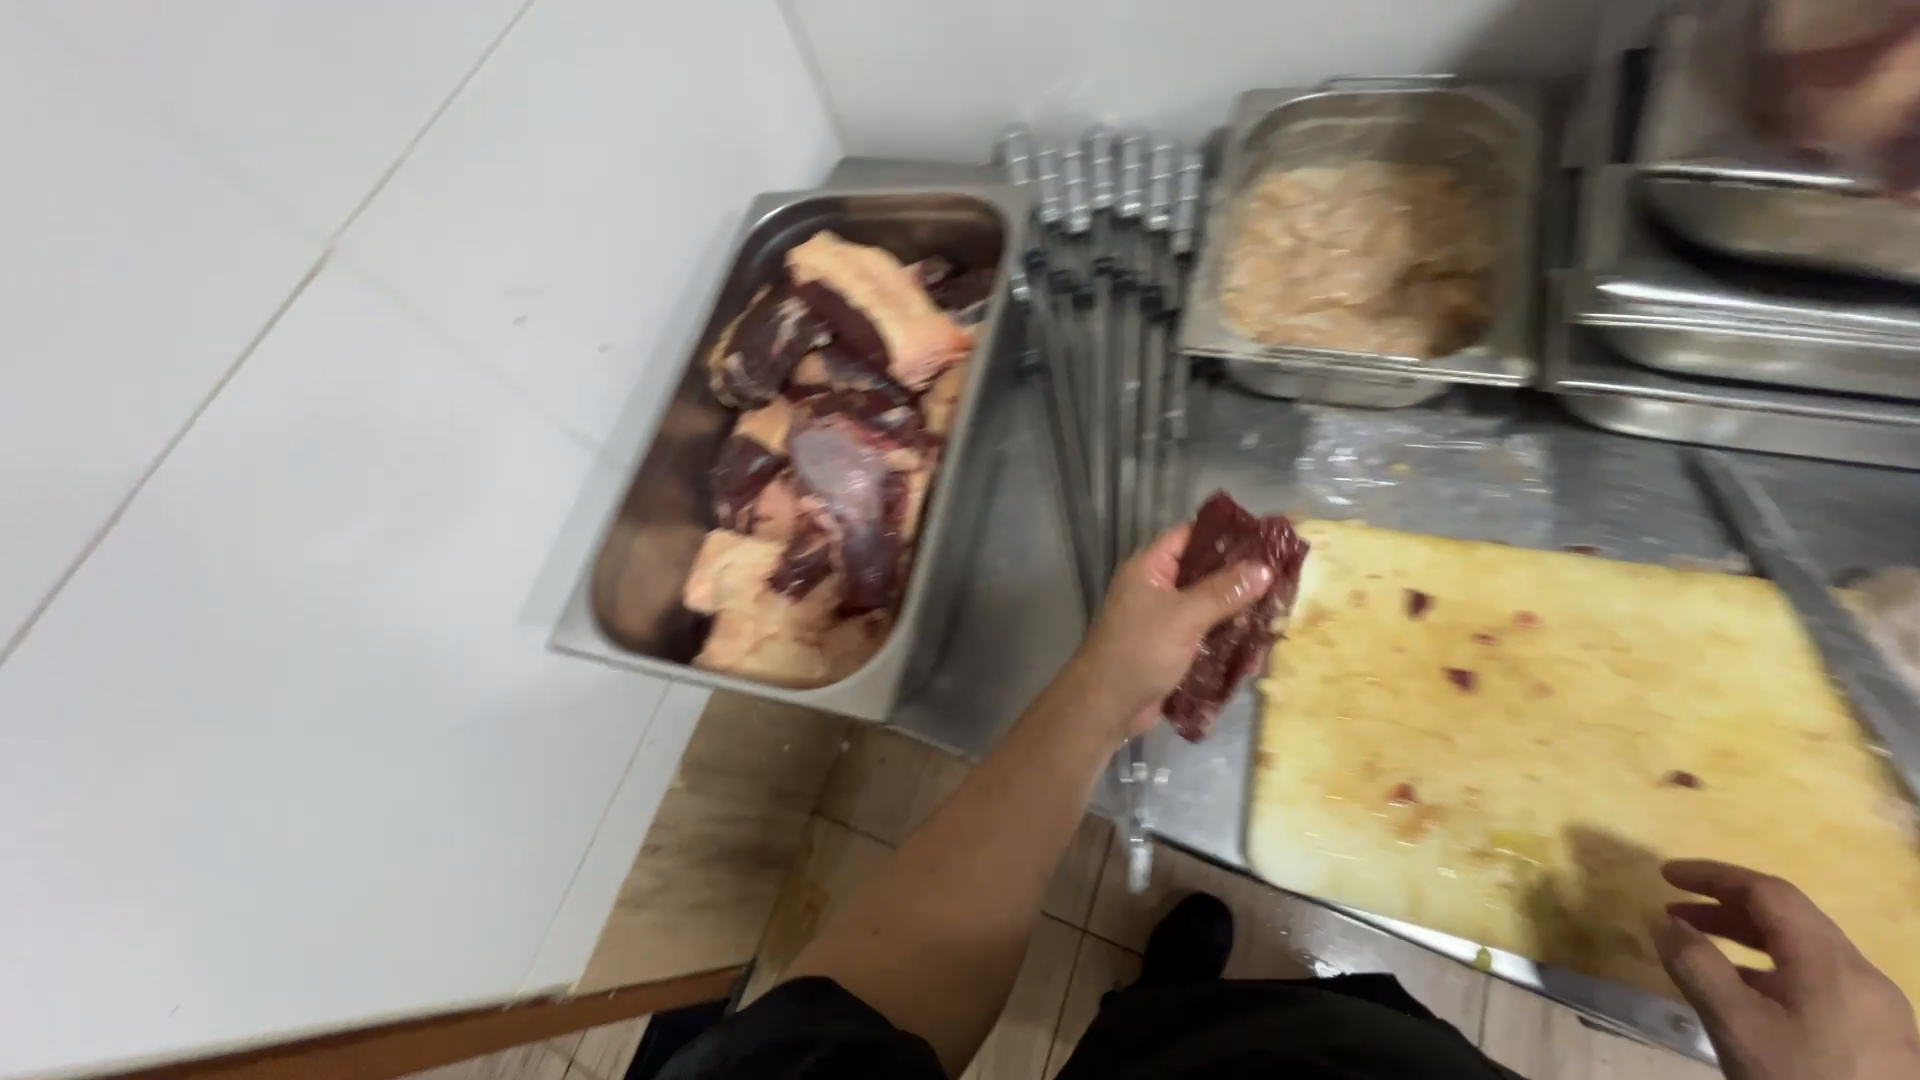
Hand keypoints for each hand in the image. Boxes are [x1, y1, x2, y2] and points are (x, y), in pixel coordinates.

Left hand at [1064, 523, 1272, 740]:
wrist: (1106, 705)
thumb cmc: (1138, 650)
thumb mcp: (1182, 616)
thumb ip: (1222, 592)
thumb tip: (1264, 568)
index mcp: (1150, 569)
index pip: (1190, 536)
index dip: (1226, 533)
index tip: (1267, 537)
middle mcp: (1158, 589)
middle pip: (1206, 573)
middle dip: (1242, 578)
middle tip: (1286, 578)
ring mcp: (1167, 620)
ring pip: (1212, 607)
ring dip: (1240, 613)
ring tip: (1281, 613)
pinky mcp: (1176, 648)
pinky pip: (1209, 635)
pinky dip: (1230, 640)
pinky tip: (1260, 646)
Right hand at [1652, 859, 1919, 1079]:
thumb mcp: (1733, 1023)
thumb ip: (1693, 963)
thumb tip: (1664, 921)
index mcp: (1832, 965)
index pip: (1769, 893)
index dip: (1712, 875)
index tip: (1664, 875)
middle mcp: (1864, 977)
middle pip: (1790, 916)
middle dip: (1724, 903)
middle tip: (1673, 906)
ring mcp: (1878, 1010)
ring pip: (1804, 948)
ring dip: (1744, 934)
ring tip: (1697, 942)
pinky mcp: (1879, 1037)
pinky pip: (1816, 978)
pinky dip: (1767, 964)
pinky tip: (1742, 988)